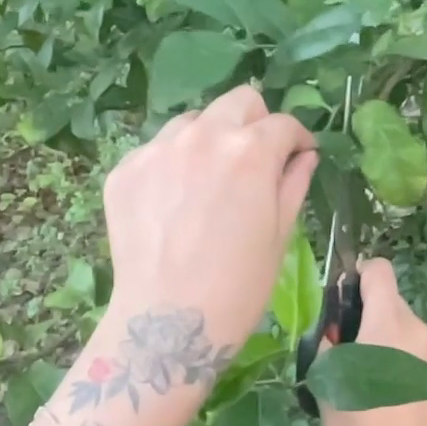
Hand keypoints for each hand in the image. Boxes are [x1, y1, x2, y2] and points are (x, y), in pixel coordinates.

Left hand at [102, 86, 317, 343]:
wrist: (167, 322)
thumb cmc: (237, 287)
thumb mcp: (278, 236)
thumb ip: (292, 184)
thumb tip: (303, 155)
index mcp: (250, 150)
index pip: (282, 124)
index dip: (295, 141)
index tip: (296, 157)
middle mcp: (201, 136)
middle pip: (236, 103)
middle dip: (253, 125)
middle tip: (252, 162)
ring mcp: (156, 151)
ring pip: (190, 124)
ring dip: (207, 141)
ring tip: (206, 184)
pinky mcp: (124, 171)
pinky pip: (154, 152)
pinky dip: (169, 167)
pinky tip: (171, 206)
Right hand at [320, 259, 426, 425]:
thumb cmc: (355, 423)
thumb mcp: (324, 379)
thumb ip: (330, 341)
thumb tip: (336, 326)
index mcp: (386, 323)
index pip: (380, 272)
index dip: (363, 277)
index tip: (351, 297)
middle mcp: (421, 329)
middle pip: (396, 307)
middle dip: (377, 322)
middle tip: (361, 358)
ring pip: (416, 335)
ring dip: (401, 347)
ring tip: (387, 385)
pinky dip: (422, 368)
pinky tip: (410, 397)